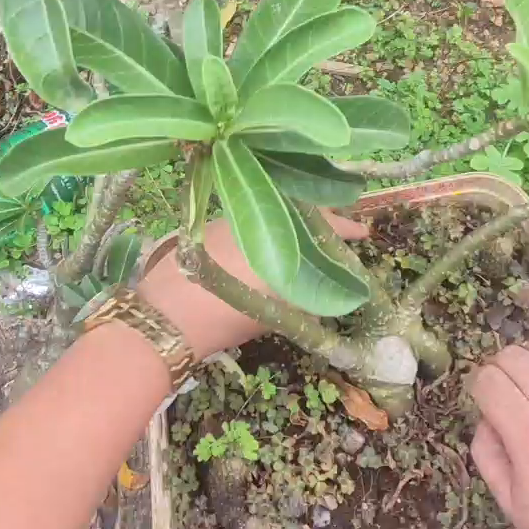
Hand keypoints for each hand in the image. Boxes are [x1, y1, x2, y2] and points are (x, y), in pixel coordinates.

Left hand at [135, 211, 367, 358]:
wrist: (163, 317)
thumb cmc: (225, 318)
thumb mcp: (275, 312)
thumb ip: (308, 296)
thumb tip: (334, 291)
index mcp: (278, 236)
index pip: (323, 224)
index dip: (346, 229)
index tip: (365, 233)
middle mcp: (257, 218)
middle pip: (300, 211)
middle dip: (324, 220)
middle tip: (342, 232)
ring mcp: (231, 219)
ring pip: (275, 213)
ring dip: (296, 224)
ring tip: (310, 242)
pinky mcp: (210, 226)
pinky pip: (253, 219)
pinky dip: (270, 228)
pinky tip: (272, 246)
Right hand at [469, 342, 528, 528]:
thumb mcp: (511, 505)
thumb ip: (487, 454)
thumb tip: (486, 419)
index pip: (488, 381)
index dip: (476, 388)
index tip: (480, 404)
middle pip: (511, 357)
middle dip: (495, 370)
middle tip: (499, 395)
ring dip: (523, 364)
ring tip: (524, 389)